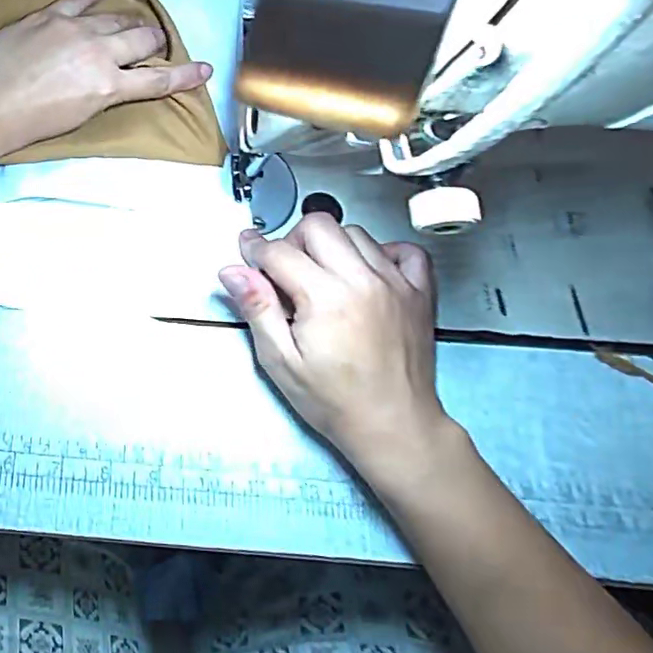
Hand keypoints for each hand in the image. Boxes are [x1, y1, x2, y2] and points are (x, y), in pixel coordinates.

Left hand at [0, 0, 212, 154]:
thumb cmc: (27, 125)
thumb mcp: (76, 119)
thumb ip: (100, 96)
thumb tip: (110, 84)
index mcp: (107, 87)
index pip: (156, 81)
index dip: (184, 76)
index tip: (204, 69)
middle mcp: (99, 54)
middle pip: (141, 41)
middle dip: (153, 42)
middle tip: (155, 43)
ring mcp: (75, 29)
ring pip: (116, 18)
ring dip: (129, 21)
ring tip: (133, 22)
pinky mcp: (50, 15)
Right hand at [218, 214, 452, 463]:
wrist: (393, 426)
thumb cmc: (336, 401)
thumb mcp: (280, 361)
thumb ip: (256, 308)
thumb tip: (233, 272)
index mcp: (325, 298)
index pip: (279, 251)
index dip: (255, 249)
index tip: (248, 251)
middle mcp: (363, 281)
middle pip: (318, 225)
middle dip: (292, 241)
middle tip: (284, 270)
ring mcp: (396, 283)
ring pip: (356, 232)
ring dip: (331, 246)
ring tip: (322, 276)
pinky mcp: (420, 293)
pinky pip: (405, 251)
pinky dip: (382, 252)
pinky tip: (366, 272)